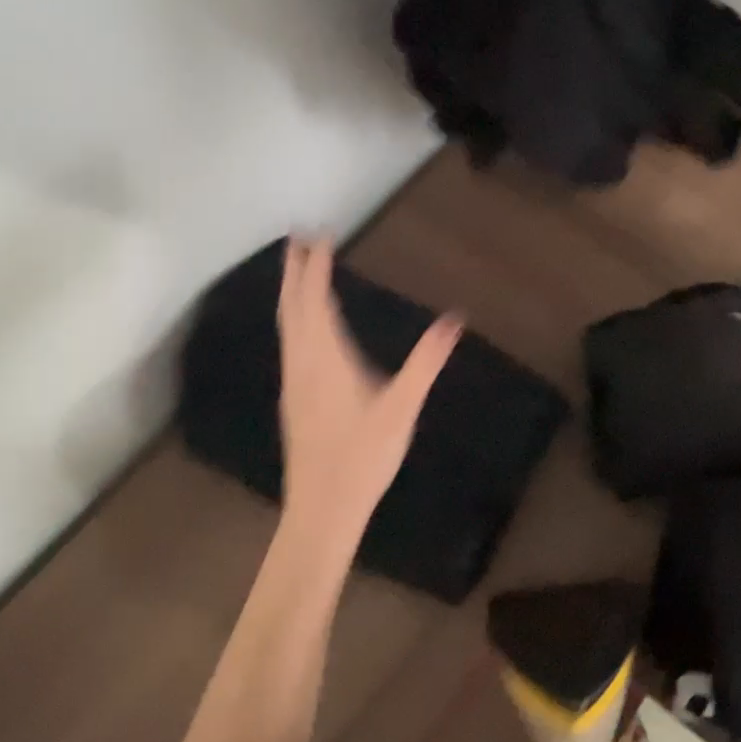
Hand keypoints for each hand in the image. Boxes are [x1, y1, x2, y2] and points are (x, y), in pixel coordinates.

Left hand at [276, 238, 462, 542]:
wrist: (323, 508)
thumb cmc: (364, 457)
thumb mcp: (403, 408)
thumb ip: (426, 361)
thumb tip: (454, 319)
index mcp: (326, 358)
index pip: (316, 299)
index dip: (316, 265)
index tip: (319, 234)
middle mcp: (302, 362)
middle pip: (292, 306)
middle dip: (295, 269)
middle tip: (298, 235)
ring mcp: (293, 381)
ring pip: (286, 324)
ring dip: (290, 290)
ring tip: (296, 268)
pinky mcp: (293, 397)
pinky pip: (288, 341)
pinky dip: (293, 316)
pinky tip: (301, 324)